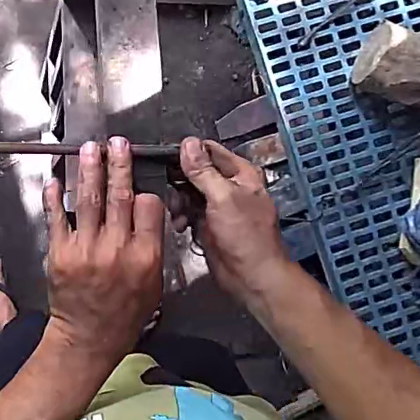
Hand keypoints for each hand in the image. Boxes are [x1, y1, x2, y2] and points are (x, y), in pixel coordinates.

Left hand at [43, 138, 165, 362]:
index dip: (145, 190)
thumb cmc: (125, 312)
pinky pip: (57, 218)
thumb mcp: (154, 282)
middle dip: (119, 165)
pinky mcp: (59, 254)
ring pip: (89, 200)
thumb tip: (147, 211)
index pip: (148, 207)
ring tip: (90, 149)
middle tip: (117, 144)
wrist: (89, 338)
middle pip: (119, 196)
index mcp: (144, 256)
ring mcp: (85, 250)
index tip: (141, 180)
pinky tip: (56, 178)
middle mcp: (116, 249)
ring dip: (90, 170)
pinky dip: (55, 196)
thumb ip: (152, 245)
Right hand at [177, 137, 290, 300]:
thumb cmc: (246, 236)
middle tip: (171, 192)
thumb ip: (204, 170)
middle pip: (196, 172)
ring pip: (189, 193)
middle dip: (180, 181)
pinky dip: (181, 216)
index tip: (167, 160)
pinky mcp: (209, 224)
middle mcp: (230, 186)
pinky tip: (179, 224)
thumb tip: (188, 143)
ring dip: (178, 201)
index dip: (188, 153)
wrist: (252, 276)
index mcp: (241, 173)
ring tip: (177, 213)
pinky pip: (189, 212)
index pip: (210, 151)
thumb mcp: (223, 197)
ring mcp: (219, 206)